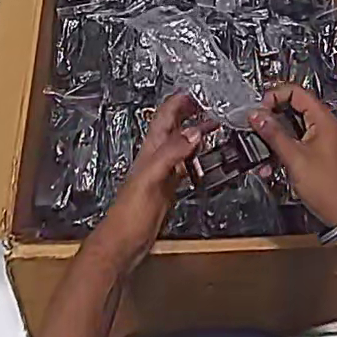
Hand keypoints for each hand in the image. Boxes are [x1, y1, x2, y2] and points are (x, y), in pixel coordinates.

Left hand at [87, 92, 202, 272]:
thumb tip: (194, 132)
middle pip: (175, 126)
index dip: (180, 100)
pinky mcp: (169, 188)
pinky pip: (185, 164)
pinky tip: (205, 159)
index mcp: (151, 149)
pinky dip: (197, 156)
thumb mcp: (151, 177)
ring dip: (196, 132)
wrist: (123, 244)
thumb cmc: (129, 213)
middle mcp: (157, 157)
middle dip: (191, 111)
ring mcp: (163, 172)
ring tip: (213, 126)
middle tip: (210, 103)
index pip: (166, 115)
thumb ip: (172, 152)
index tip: (198, 92)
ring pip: (182, 144)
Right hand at [249, 82, 336, 227]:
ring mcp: (325, 139)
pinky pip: (300, 142)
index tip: (259, 109)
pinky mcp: (322, 153)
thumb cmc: (327, 187)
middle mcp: (326, 125)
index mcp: (324, 120)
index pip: (297, 92)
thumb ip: (274, 134)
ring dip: (277, 136)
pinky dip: (286, 149)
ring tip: (261, 148)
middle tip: (256, 125)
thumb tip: (257, 115)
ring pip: (296, 127)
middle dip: (273, 116)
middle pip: (295, 108)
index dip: (276, 96)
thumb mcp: (295, 159)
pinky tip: (271, 164)